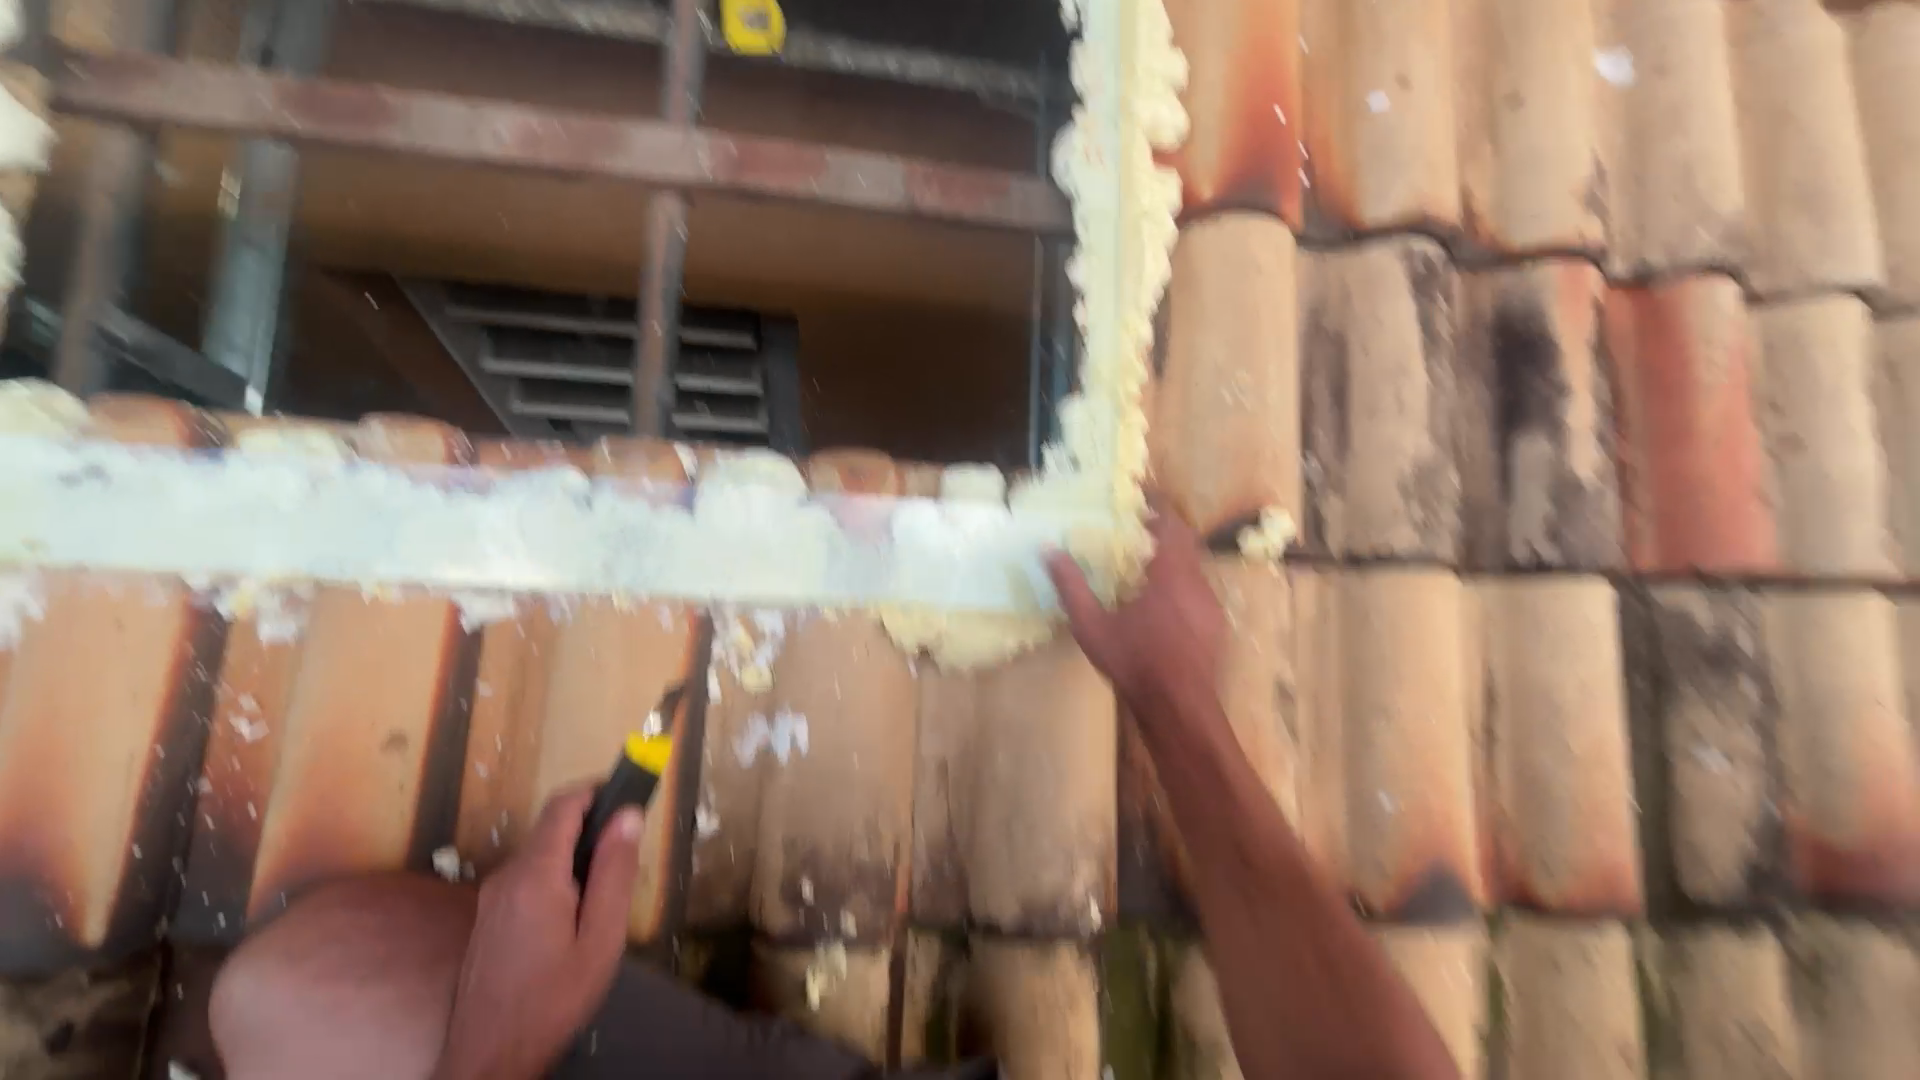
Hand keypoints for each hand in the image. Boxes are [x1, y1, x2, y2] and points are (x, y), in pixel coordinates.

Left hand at [434, 789, 641, 1079]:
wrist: (490, 1060)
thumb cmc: (555, 997)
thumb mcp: (602, 936)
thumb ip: (614, 871)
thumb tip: (628, 814)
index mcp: (536, 874)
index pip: (564, 805)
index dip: (598, 789)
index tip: (630, 791)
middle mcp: (506, 877)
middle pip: (553, 829)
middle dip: (594, 828)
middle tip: (628, 854)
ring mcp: (491, 899)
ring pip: (542, 855)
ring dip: (577, 857)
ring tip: (606, 896)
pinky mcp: (488, 919)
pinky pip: (529, 879)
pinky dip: (558, 878)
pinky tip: (575, 919)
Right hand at [1047, 503, 1225, 726]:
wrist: (1178, 708)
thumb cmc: (1134, 662)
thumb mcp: (1091, 625)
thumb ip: (1071, 586)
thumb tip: (1048, 550)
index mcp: (1170, 575)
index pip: (1172, 526)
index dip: (1160, 509)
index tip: (1143, 501)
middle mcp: (1197, 584)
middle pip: (1186, 545)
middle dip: (1164, 533)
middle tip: (1138, 530)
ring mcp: (1210, 607)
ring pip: (1194, 569)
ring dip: (1173, 560)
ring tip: (1145, 566)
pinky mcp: (1214, 627)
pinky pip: (1198, 592)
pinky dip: (1181, 585)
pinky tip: (1161, 605)